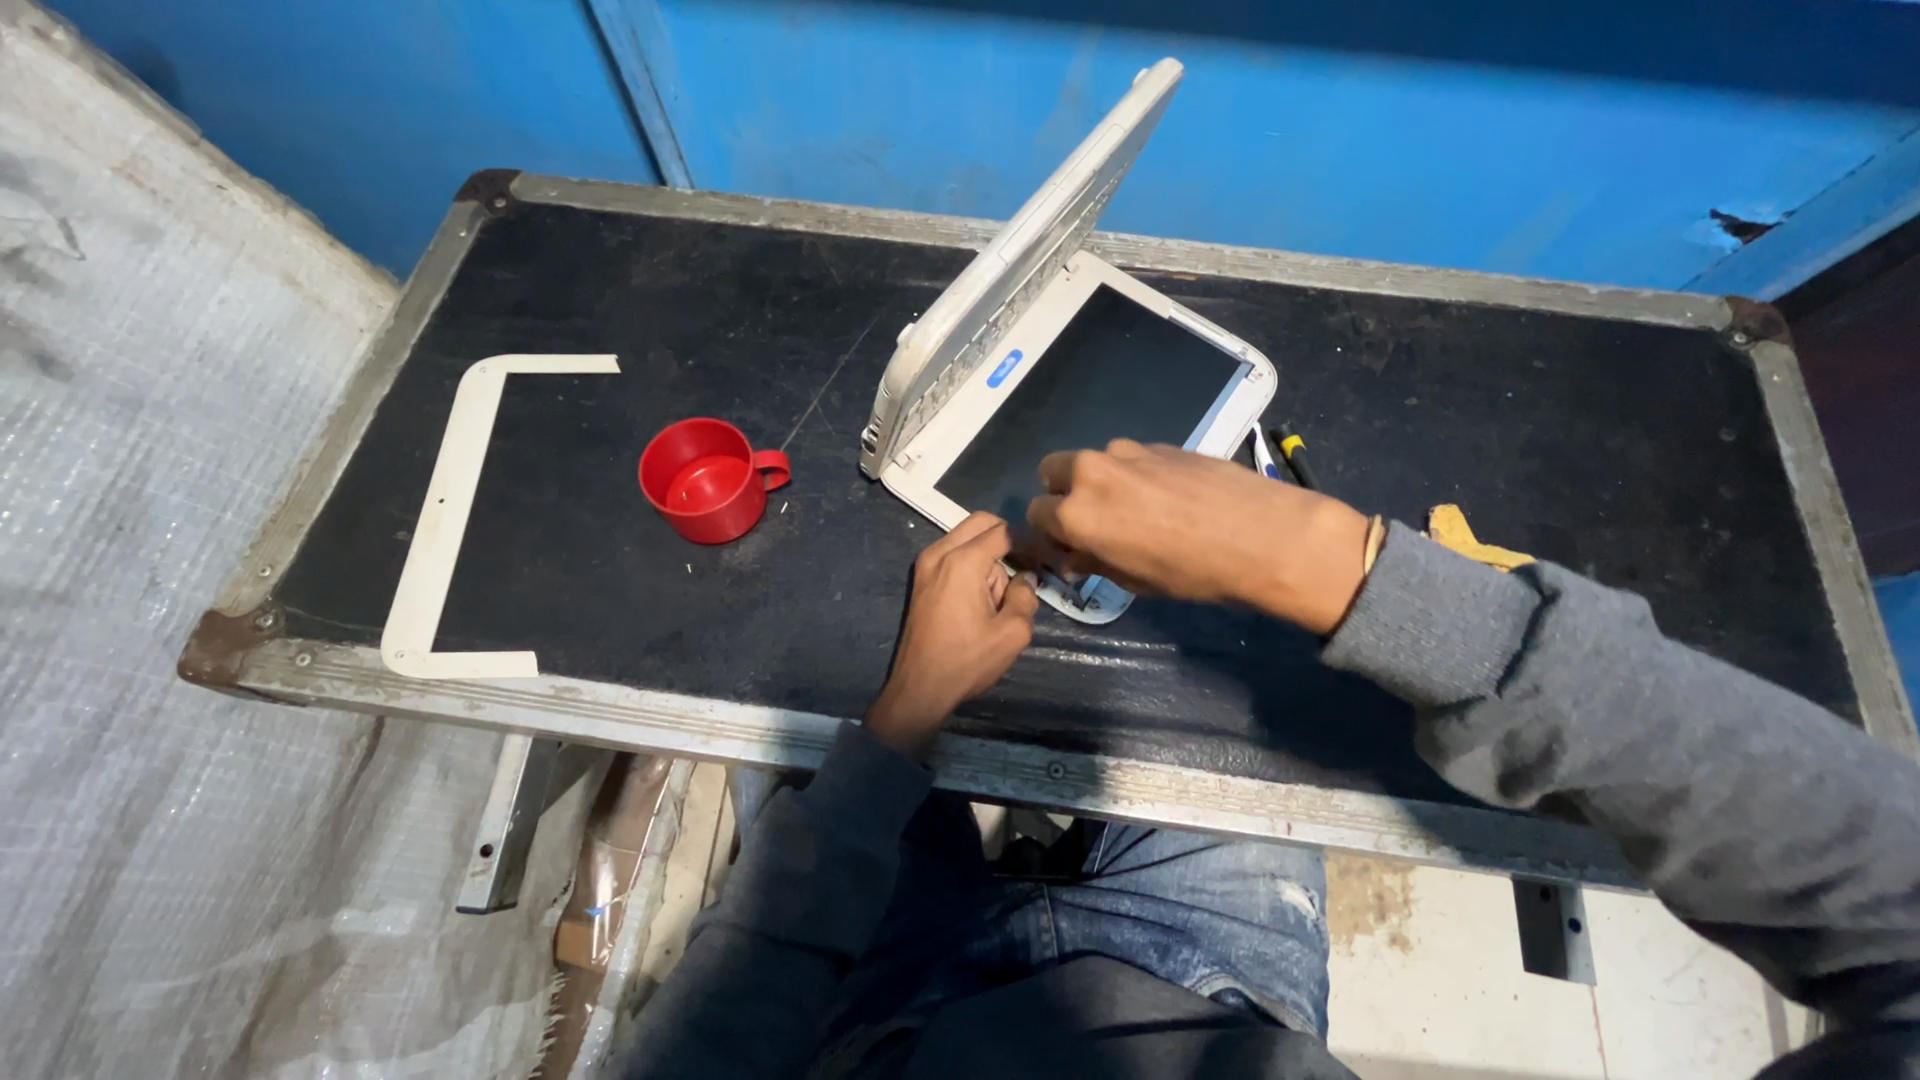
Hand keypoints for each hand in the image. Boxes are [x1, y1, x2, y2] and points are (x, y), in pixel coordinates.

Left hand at [867, 512, 1039, 756]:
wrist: (919, 688)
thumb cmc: (966, 661)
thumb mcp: (1012, 633)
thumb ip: (1026, 597)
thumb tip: (1026, 578)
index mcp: (963, 562)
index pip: (1004, 531)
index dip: (1030, 541)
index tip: (1046, 558)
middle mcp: (940, 553)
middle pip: (981, 523)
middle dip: (1006, 540)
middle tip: (1024, 569)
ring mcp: (925, 564)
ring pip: (967, 539)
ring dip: (987, 557)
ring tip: (997, 598)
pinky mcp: (921, 578)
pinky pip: (953, 555)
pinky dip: (971, 565)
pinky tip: (980, 599)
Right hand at [1026, 439, 1371, 633]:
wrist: (1261, 534)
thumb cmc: (1191, 572)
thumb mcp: (1133, 580)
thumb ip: (1094, 561)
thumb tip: (1076, 555)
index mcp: (1076, 512)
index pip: (1036, 515)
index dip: (1050, 534)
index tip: (1070, 547)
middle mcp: (1091, 473)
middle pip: (1051, 472)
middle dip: (1062, 494)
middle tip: (1093, 520)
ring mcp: (1126, 451)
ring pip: (1092, 462)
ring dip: (1099, 482)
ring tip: (1136, 508)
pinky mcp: (1159, 443)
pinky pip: (1128, 458)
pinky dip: (1132, 474)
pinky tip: (1166, 497)